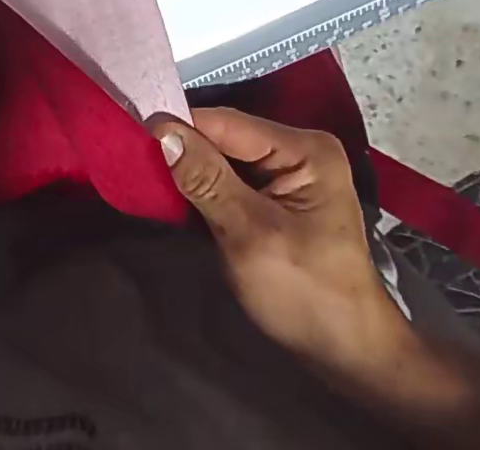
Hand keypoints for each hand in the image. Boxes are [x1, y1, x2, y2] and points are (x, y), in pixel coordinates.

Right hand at [148, 108, 419, 382]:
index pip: (227, 124)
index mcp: (305, 150)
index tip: (131, 132)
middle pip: (223, 135)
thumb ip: (206, 180)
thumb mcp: (250, 236)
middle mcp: (297, 149)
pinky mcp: (274, 192)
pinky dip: (201, 182)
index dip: (179, 127)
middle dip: (181, 147)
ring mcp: (287, 170)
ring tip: (144, 168)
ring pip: (221, 154)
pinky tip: (173, 188)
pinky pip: (228, 174)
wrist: (347, 355)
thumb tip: (163, 132)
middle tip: (132, 154)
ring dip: (188, 165)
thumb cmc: (306, 295)